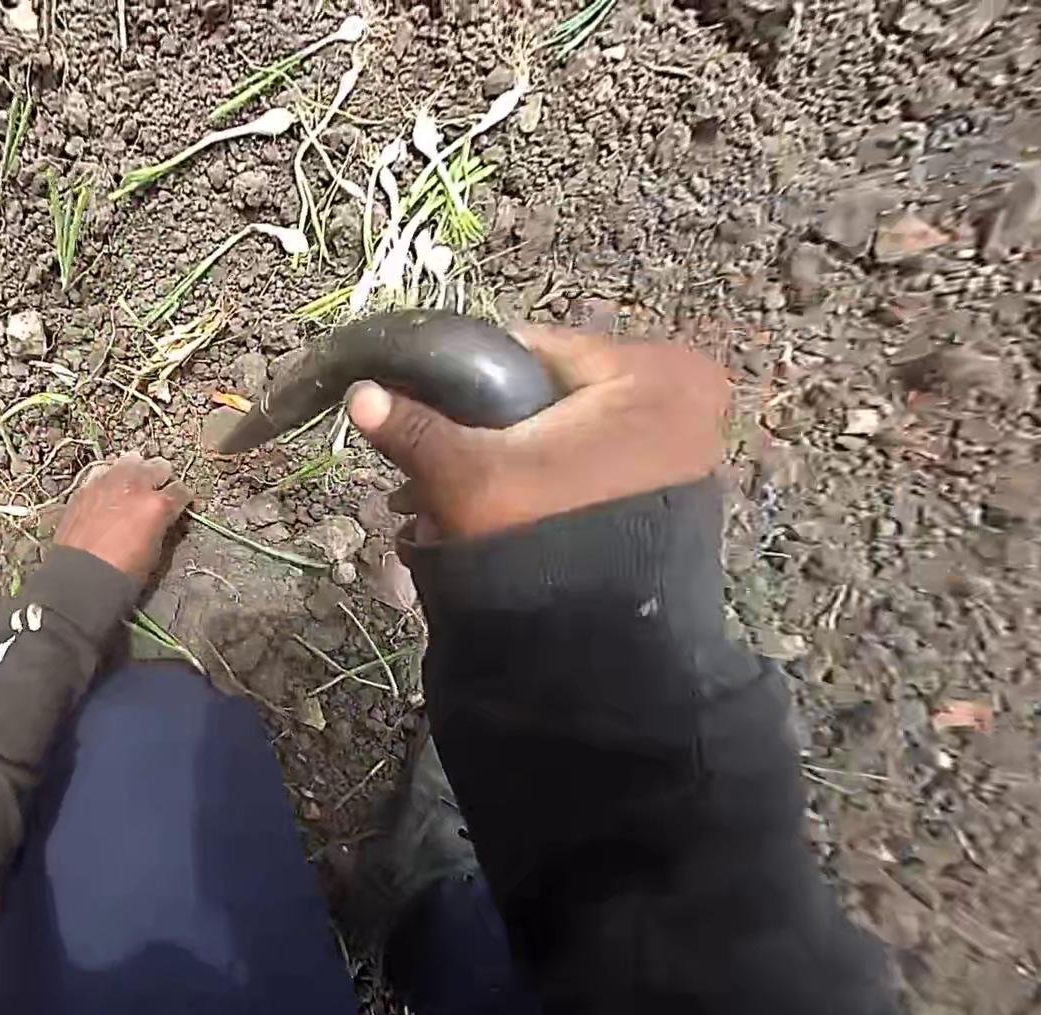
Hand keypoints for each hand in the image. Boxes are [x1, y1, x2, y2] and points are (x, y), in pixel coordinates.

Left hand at [54, 452, 191, 582]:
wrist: (82, 578)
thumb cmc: (123, 574)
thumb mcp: (155, 553)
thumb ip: (162, 528)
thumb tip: (163, 520)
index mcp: (157, 505)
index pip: (180, 491)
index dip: (183, 497)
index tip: (181, 501)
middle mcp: (134, 488)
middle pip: (155, 468)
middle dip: (161, 475)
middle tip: (160, 483)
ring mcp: (107, 485)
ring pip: (128, 464)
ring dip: (135, 469)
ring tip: (135, 475)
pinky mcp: (85, 490)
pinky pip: (103, 474)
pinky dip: (110, 478)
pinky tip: (110, 486)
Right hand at [346, 325, 728, 540]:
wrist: (596, 639)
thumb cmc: (543, 535)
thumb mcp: (468, 475)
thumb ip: (415, 429)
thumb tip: (359, 394)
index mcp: (652, 372)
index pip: (529, 349)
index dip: (463, 382)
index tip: (424, 415)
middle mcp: (680, 398)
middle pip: (538, 396)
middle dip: (475, 436)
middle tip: (426, 474)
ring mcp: (676, 445)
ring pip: (552, 432)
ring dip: (493, 464)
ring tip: (436, 504)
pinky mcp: (660, 486)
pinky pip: (576, 463)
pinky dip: (528, 483)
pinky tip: (482, 514)